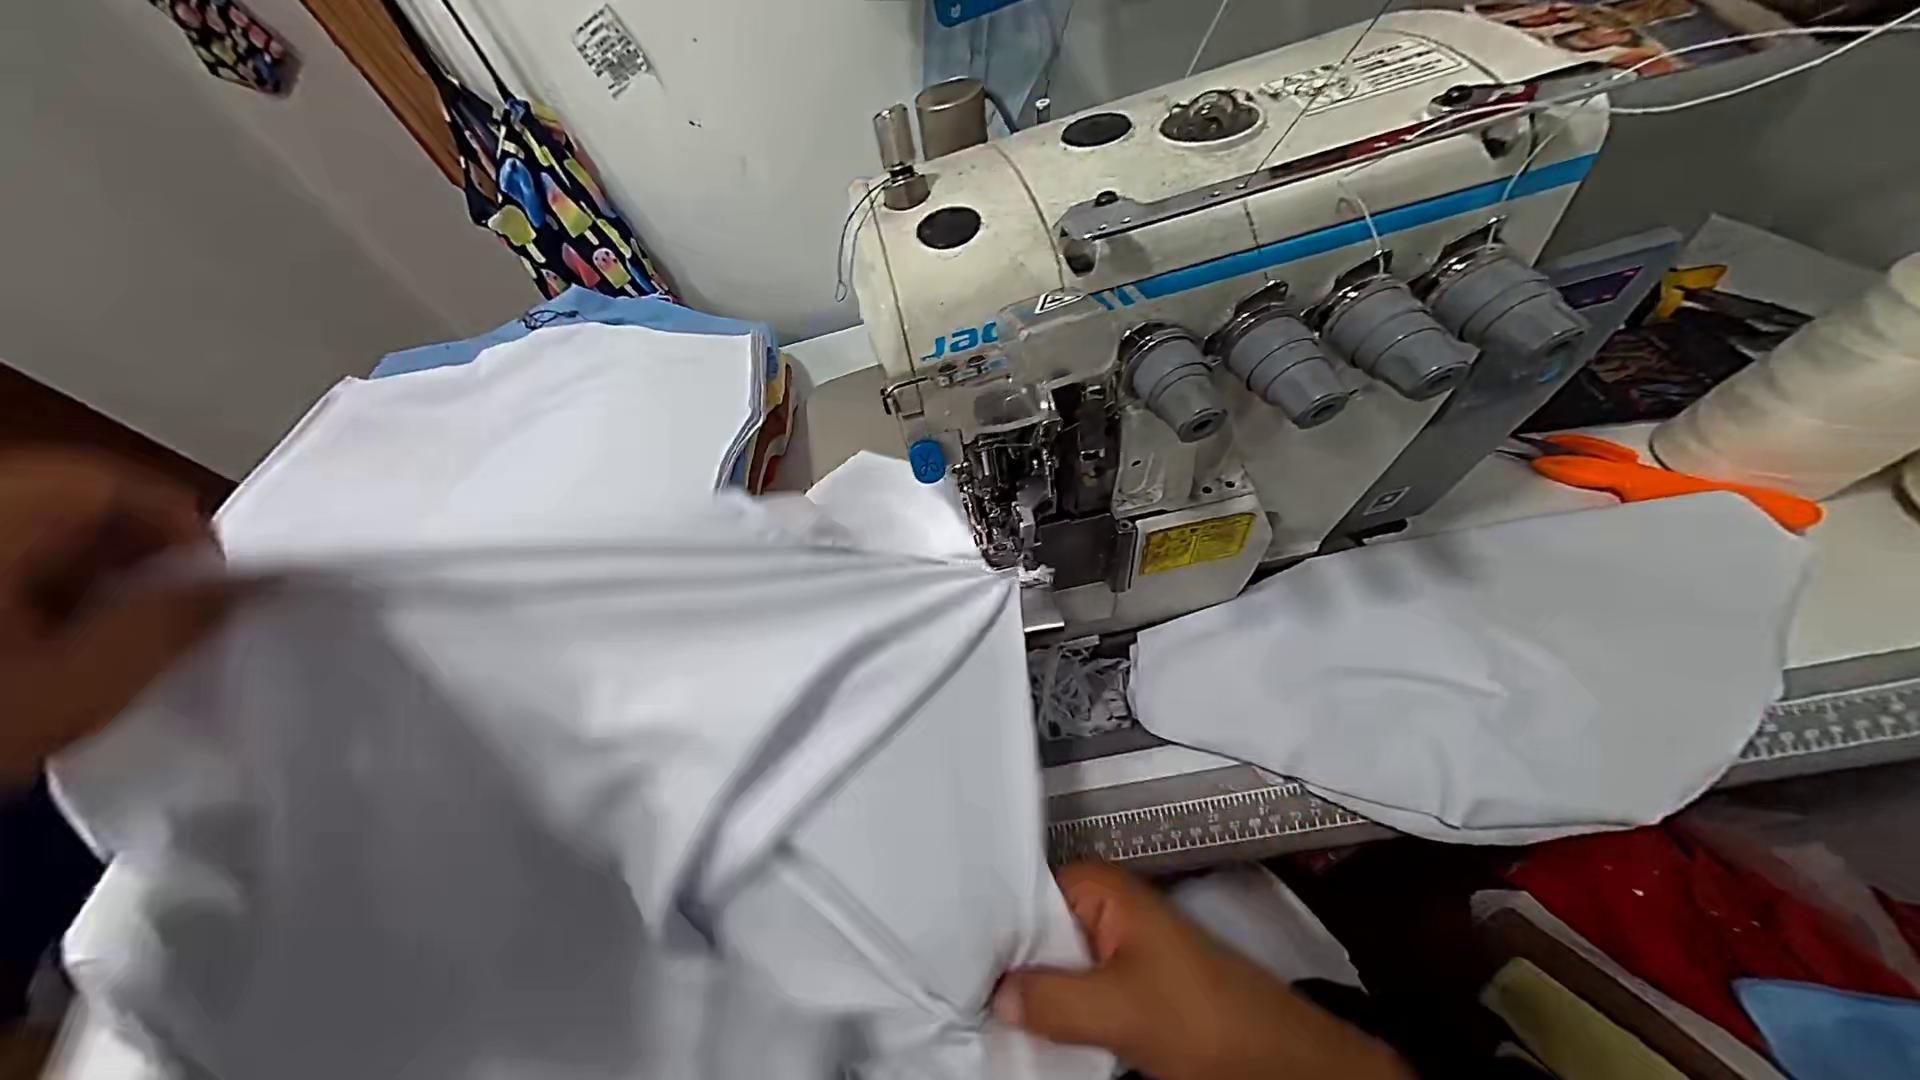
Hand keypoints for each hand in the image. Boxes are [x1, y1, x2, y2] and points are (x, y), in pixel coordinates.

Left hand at [0, 449, 235, 782]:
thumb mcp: (79, 687)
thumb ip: (177, 622)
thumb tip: (257, 582)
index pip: (112, 484)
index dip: (179, 528)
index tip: (203, 584)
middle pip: (68, 502)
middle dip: (131, 557)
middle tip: (153, 617)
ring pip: (27, 531)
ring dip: (79, 577)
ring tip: (85, 641)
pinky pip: (0, 558)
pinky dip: (25, 589)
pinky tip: (24, 646)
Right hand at [994, 862, 1413, 1079]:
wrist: (1276, 1061)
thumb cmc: (1202, 1015)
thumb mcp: (1123, 1007)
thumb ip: (1055, 998)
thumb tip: (994, 996)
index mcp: (1099, 887)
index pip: (1026, 892)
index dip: (993, 924)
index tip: (954, 953)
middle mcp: (1102, 906)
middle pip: (1036, 929)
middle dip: (1007, 961)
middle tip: (961, 987)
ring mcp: (1112, 946)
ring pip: (1053, 963)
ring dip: (1029, 989)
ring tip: (980, 1006)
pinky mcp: (1121, 983)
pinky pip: (1072, 989)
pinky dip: (1052, 1007)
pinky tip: (1024, 1025)